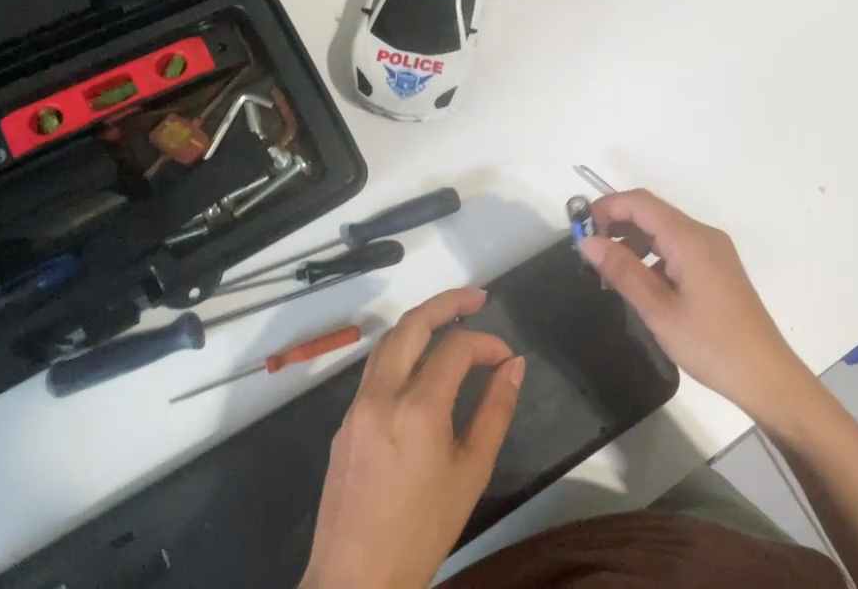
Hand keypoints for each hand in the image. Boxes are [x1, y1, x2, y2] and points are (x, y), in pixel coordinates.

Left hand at [300, 287, 524, 588]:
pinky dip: (402, 354)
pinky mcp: (343, 424)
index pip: (456, 348)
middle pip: (410, 326)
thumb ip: (495, 412)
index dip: (487, 343)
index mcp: (416, 409)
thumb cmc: (422, 530)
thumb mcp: (471, 473)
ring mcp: (355, 408)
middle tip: (477, 297)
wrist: (355, 579)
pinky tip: (422, 368)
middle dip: (446, 302)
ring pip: (386, 344)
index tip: (507, 359)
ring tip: (451, 320)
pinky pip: (374, 372)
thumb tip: (514, 367)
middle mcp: (380, 396)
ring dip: (419, 324)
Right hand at [578, 189, 814, 423]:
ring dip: (633, 242)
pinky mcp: (717, 269)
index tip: (577, 228)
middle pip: (652, 214)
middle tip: (587, 254)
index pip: (641, 203)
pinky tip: (638, 285)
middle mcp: (703, 235)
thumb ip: (623, 271)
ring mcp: (713, 251)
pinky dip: (652, 257)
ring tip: (607, 275)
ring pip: (664, 232)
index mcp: (690, 239)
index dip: (606, 207)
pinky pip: (678, 249)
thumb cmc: (710, 344)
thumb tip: (587, 241)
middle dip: (616, 224)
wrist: (765, 375)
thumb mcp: (659, 310)